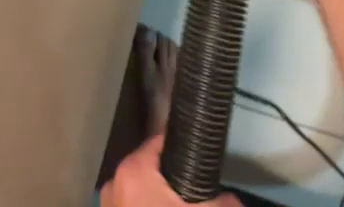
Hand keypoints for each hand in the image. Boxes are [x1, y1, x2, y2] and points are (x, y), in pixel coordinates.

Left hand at [100, 137, 239, 206]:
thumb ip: (222, 205)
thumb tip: (235, 200)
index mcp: (134, 170)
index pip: (159, 142)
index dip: (181, 146)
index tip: (199, 152)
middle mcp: (115, 180)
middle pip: (149, 167)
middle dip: (171, 176)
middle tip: (195, 187)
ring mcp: (108, 203)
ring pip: (140, 190)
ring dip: (159, 196)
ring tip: (180, 203)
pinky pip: (132, 205)